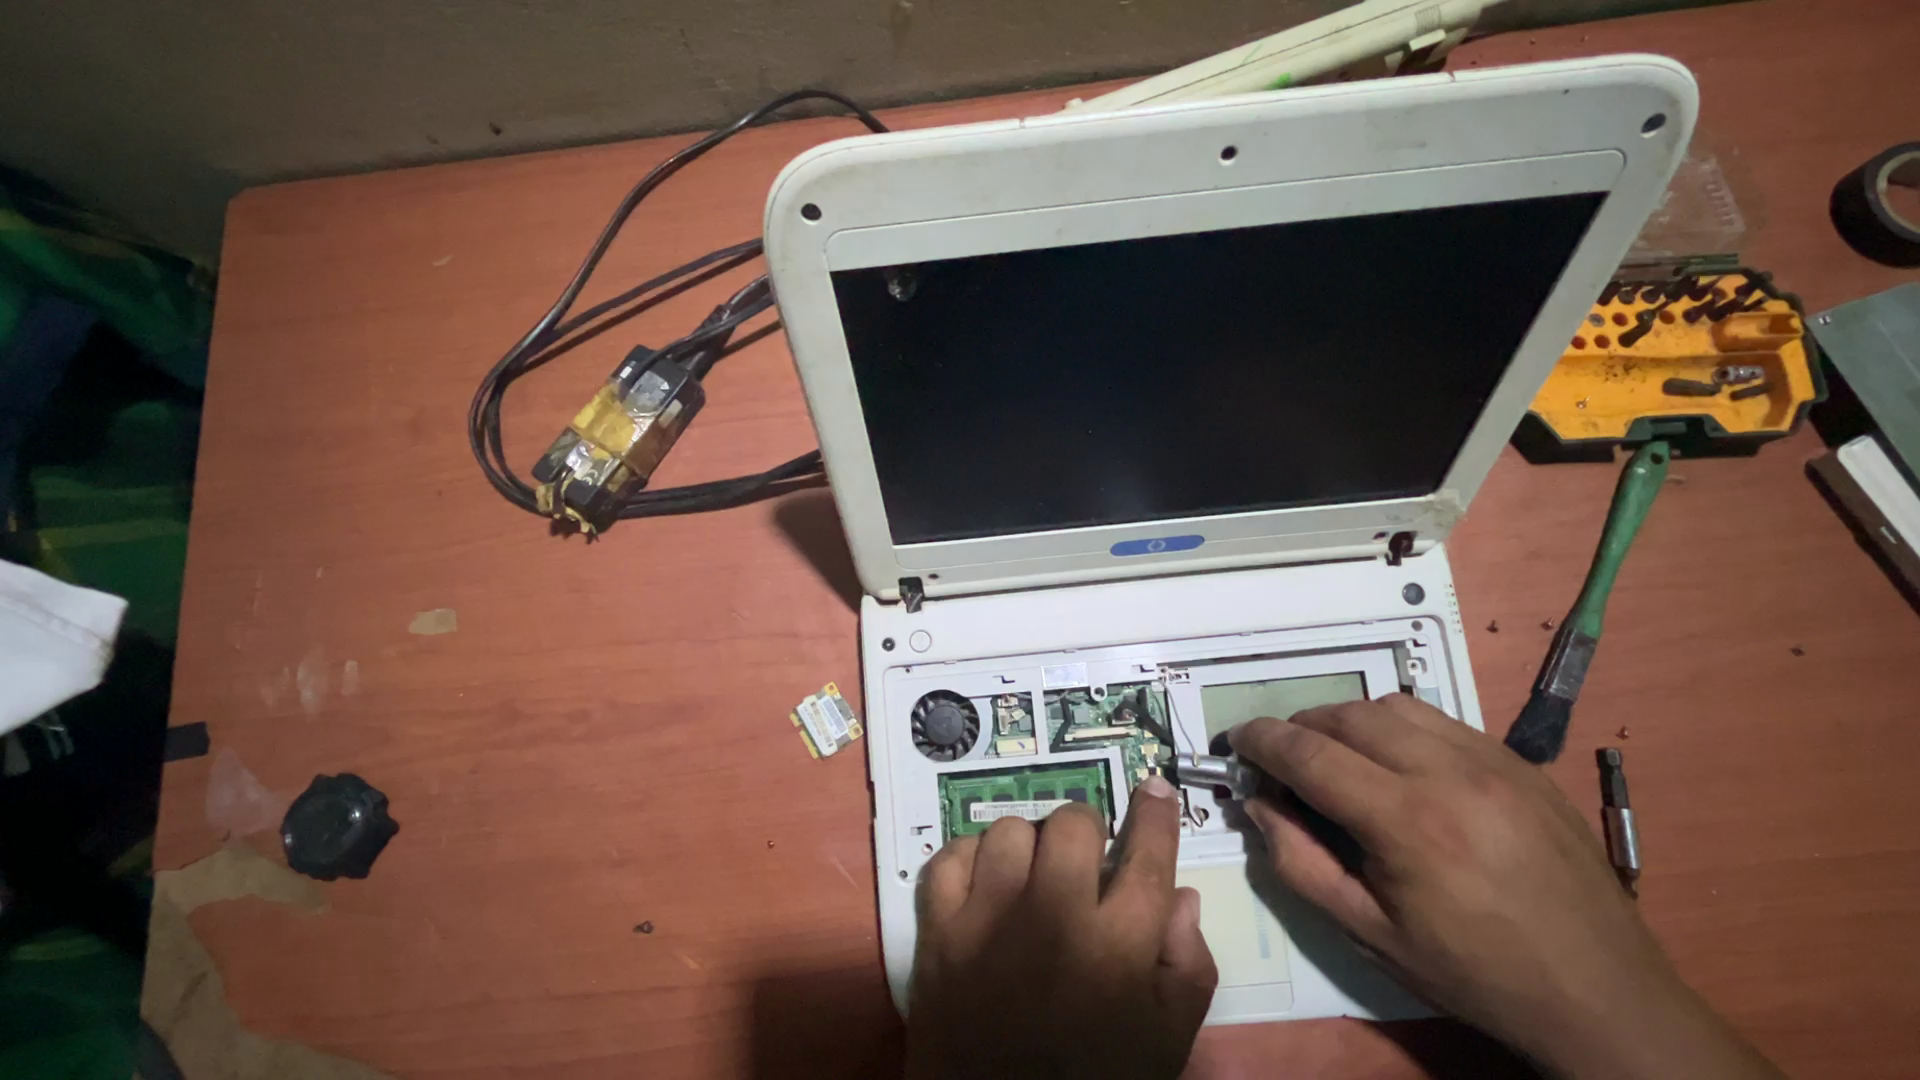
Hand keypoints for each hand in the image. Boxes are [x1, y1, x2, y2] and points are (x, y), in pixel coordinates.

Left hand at [904, 776, 1216, 1079]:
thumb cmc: (1091, 1079)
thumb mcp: (1165, 1043)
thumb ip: (1188, 968)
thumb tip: (1182, 895)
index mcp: (1119, 948)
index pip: (1148, 856)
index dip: (1156, 813)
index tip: (1154, 788)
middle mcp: (1055, 916)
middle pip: (1074, 824)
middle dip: (1086, 834)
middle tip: (1082, 862)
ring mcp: (989, 918)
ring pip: (1010, 831)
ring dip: (1026, 847)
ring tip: (1029, 878)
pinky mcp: (939, 929)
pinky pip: (951, 856)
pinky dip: (968, 863)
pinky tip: (982, 889)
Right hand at [1231, 695, 1783, 1079]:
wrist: (1602, 994)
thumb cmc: (1473, 973)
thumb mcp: (1368, 933)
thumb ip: (1299, 862)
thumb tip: (1259, 803)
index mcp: (1407, 823)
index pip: (1309, 754)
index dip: (1262, 740)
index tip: (1236, 741)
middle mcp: (1449, 773)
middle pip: (1347, 716)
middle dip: (1300, 727)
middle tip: (1283, 758)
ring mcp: (1493, 761)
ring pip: (1393, 706)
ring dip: (1347, 719)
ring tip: (1336, 755)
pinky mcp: (1520, 763)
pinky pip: (1440, 720)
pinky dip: (1397, 727)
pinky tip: (1397, 763)